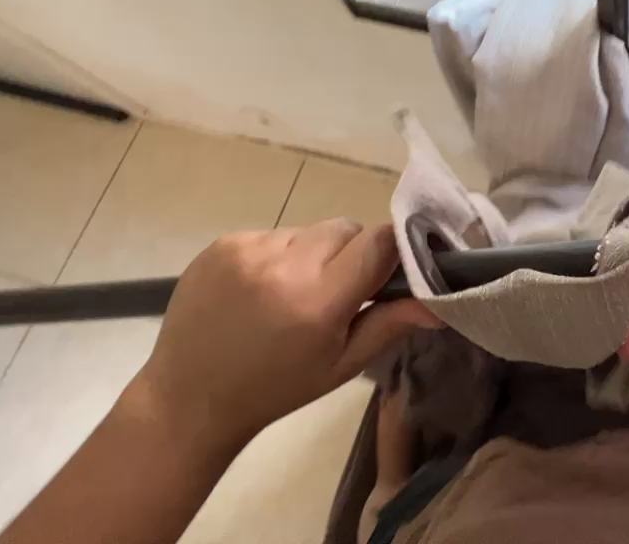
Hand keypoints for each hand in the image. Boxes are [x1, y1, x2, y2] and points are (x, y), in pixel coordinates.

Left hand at [130, 221, 437, 452]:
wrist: (187, 400)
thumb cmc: (275, 389)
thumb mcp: (341, 366)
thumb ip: (391, 324)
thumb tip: (441, 302)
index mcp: (318, 300)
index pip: (379, 241)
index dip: (391, 251)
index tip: (388, 272)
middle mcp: (285, 266)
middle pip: (346, 229)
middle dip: (351, 253)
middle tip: (337, 291)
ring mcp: (249, 250)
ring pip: (310, 231)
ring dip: (314, 254)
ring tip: (292, 293)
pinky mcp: (223, 243)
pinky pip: (274, 234)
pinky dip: (278, 256)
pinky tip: (261, 290)